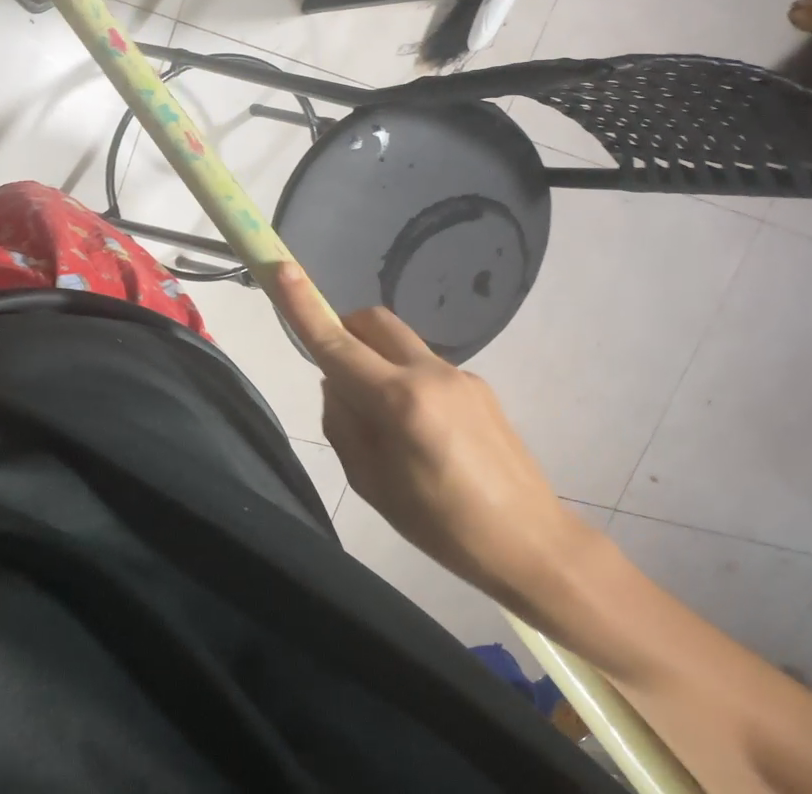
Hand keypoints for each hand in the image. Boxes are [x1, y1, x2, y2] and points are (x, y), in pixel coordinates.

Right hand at [275, 263, 590, 602]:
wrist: (531, 544)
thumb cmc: (438, 523)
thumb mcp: (369, 480)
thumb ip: (343, 422)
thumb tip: (338, 383)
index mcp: (398, 402)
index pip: (335, 343)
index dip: (302, 304)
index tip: (279, 267)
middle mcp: (430, 375)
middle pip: (372, 322)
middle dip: (343, 329)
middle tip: (337, 374)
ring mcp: (460, 377)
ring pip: (398, 345)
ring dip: (374, 364)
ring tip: (387, 428)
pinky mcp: (479, 388)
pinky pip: (422, 367)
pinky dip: (401, 382)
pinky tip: (420, 436)